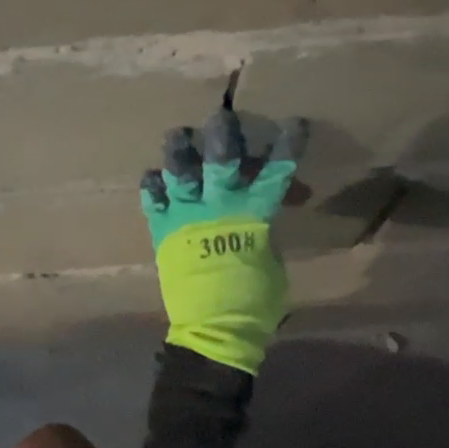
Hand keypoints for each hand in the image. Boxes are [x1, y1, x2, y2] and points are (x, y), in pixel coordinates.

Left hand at [139, 110, 307, 374]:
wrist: (214, 330)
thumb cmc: (254, 302)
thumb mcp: (272, 262)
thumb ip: (265, 232)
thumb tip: (262, 220)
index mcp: (254, 216)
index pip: (277, 172)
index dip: (288, 146)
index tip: (296, 123)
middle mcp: (219, 208)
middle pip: (221, 159)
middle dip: (223, 135)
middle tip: (222, 118)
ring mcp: (187, 217)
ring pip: (180, 172)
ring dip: (179, 150)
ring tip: (178, 134)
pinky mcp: (162, 232)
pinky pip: (153, 201)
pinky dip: (153, 187)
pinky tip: (153, 176)